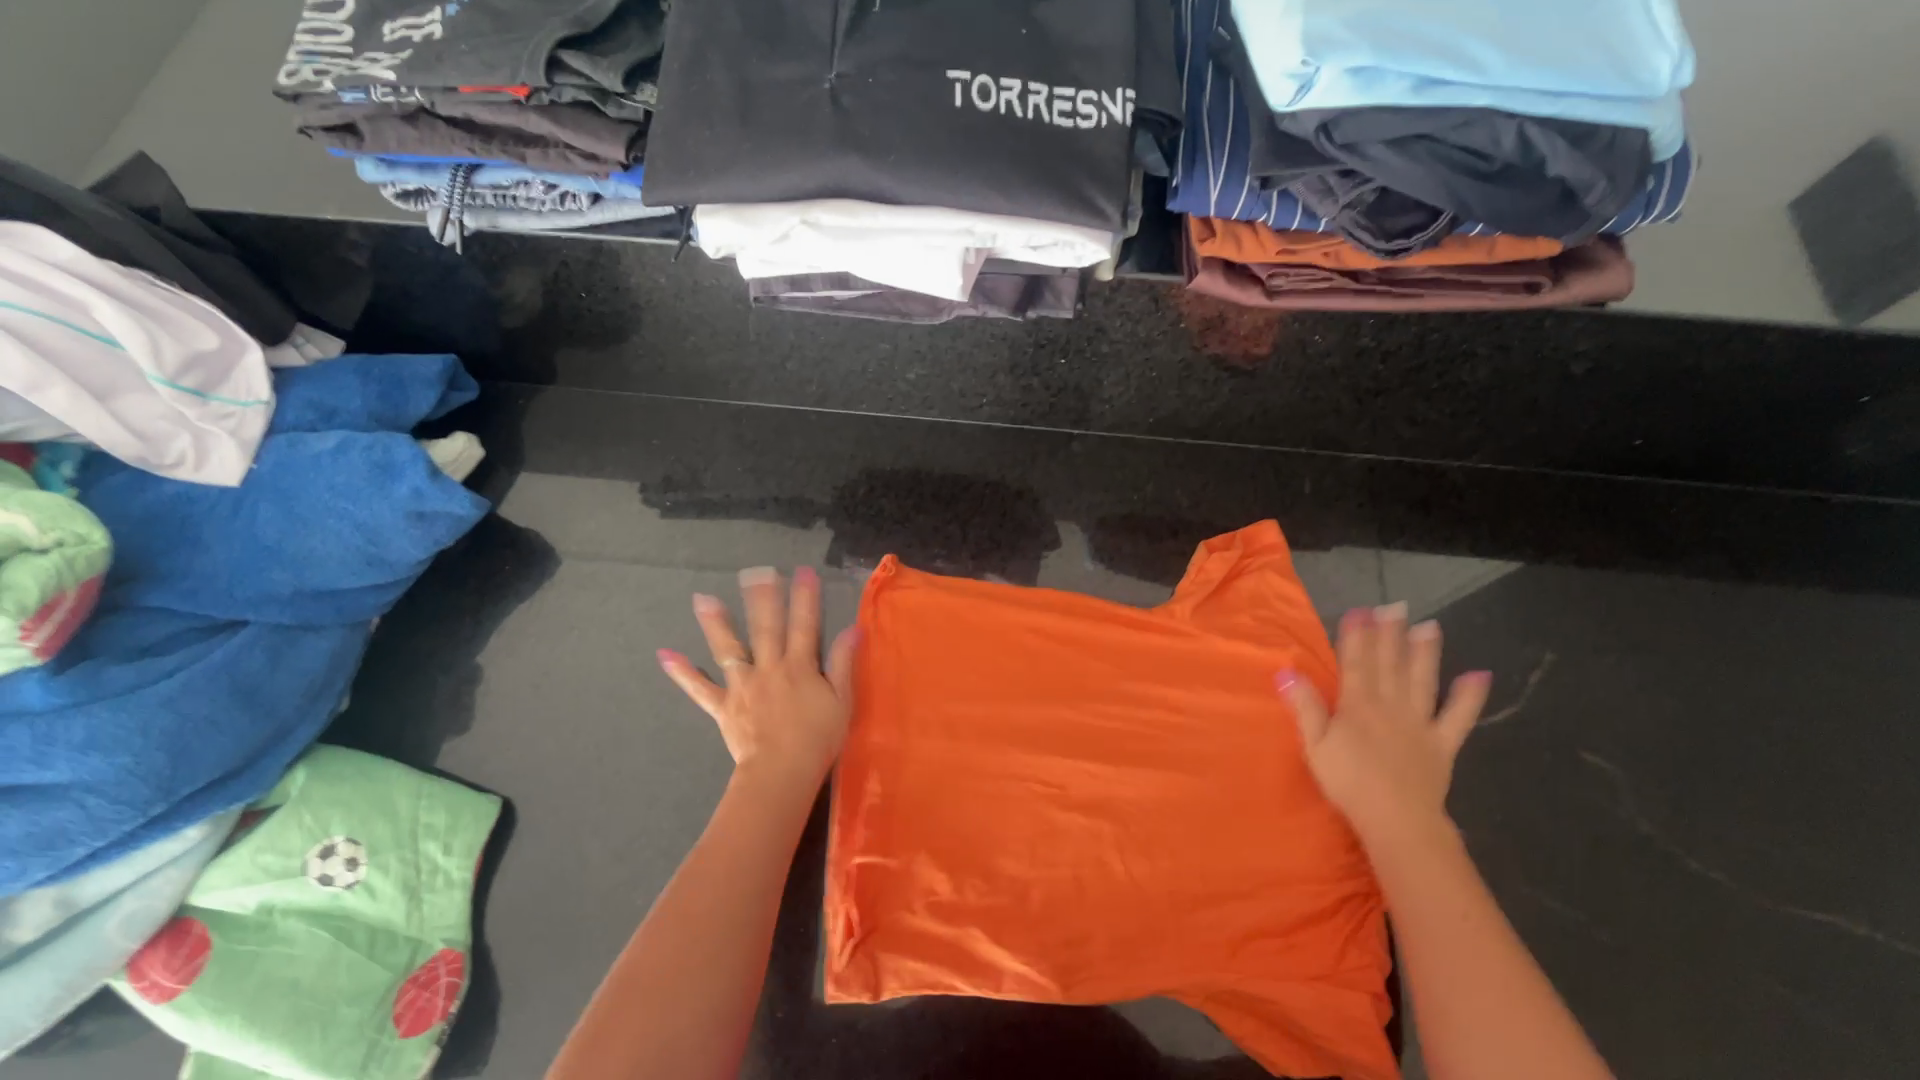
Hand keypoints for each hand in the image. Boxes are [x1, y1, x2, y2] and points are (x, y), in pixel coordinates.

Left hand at [657, 566, 858, 791]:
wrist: (782, 772)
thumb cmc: (817, 740)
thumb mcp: (841, 702)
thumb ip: (843, 664)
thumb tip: (852, 630)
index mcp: (800, 667)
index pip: (805, 625)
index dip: (805, 598)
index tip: (803, 571)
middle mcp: (769, 668)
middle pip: (765, 627)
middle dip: (762, 597)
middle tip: (755, 571)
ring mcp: (743, 686)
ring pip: (729, 649)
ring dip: (716, 623)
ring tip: (703, 598)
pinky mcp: (723, 706)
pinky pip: (700, 688)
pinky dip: (682, 672)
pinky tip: (665, 655)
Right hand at [1278, 603, 1490, 845]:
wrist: (1396, 819)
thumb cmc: (1348, 783)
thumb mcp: (1315, 746)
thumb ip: (1305, 707)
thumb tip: (1286, 672)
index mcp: (1357, 705)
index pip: (1355, 662)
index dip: (1356, 635)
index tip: (1359, 610)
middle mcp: (1390, 705)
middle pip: (1389, 663)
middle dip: (1390, 634)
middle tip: (1395, 607)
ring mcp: (1420, 722)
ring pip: (1422, 680)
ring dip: (1425, 652)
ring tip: (1429, 626)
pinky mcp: (1442, 743)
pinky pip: (1458, 717)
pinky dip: (1469, 697)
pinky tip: (1479, 675)